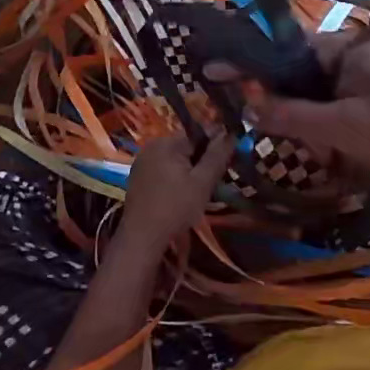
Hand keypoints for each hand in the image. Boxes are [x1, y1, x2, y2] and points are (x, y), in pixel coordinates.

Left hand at [114, 133, 233, 247]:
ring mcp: (142, 161)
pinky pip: (163, 168)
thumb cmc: (175, 208)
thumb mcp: (202, 182)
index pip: (198, 134)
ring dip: (189, 169)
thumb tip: (231, 133)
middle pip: (186, 145)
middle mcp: (151, 146)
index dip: (216, 146)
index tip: (227, 162)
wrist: (142, 236)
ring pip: (175, 158)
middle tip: (213, 181)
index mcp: (166, 143)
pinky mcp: (138, 176)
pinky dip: (175, 176)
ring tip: (198, 190)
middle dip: (202, 160)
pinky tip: (180, 194)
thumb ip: (217, 156)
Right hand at [243, 38, 369, 183]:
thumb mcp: (340, 127)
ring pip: (312, 101)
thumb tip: (246, 106)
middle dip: (288, 109)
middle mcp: (352, 61)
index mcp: (346, 51)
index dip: (251, 63)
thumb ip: (290, 115)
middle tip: (291, 137)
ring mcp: (362, 85)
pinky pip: (331, 116)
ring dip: (309, 128)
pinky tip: (335, 158)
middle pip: (297, 78)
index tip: (215, 71)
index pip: (286, 49)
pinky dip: (326, 135)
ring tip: (325, 155)